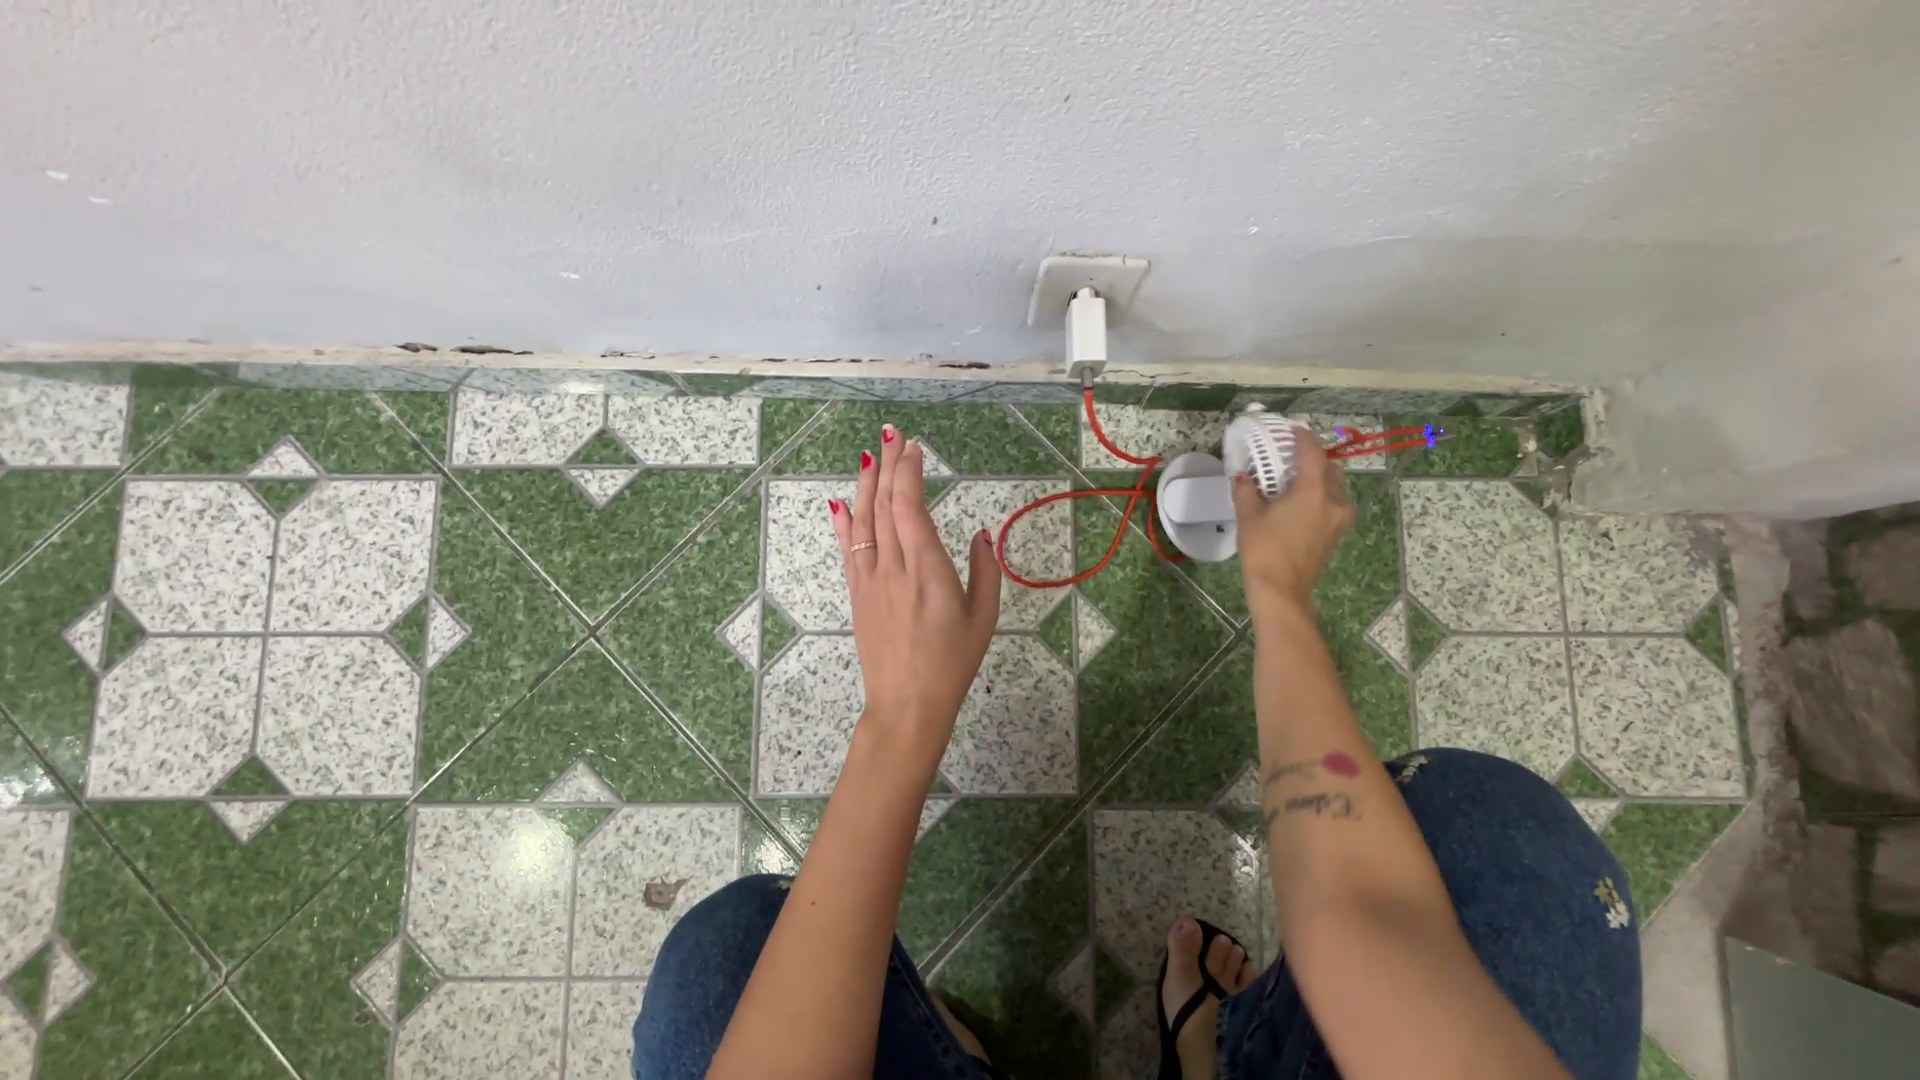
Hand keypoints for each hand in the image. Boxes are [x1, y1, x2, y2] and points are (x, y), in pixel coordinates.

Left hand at [830, 425, 1001, 759]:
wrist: (907, 704)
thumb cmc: (952, 663)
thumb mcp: (984, 618)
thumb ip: (986, 571)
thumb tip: (983, 533)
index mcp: (928, 571)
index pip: (909, 507)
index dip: (908, 472)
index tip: (914, 447)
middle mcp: (894, 568)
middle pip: (884, 505)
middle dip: (888, 465)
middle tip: (891, 434)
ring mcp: (870, 581)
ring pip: (863, 522)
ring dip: (866, 485)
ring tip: (871, 455)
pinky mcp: (857, 595)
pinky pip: (848, 552)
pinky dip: (843, 524)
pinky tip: (840, 502)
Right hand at [1232, 427, 1354, 612]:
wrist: (1281, 590)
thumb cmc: (1264, 550)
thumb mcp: (1249, 517)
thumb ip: (1246, 492)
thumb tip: (1243, 478)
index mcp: (1313, 491)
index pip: (1313, 453)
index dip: (1304, 438)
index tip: (1292, 431)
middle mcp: (1333, 501)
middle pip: (1330, 469)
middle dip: (1314, 460)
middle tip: (1292, 458)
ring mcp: (1339, 520)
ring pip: (1336, 488)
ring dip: (1320, 480)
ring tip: (1296, 482)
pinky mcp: (1337, 535)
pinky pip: (1334, 505)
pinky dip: (1321, 498)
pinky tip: (1301, 504)